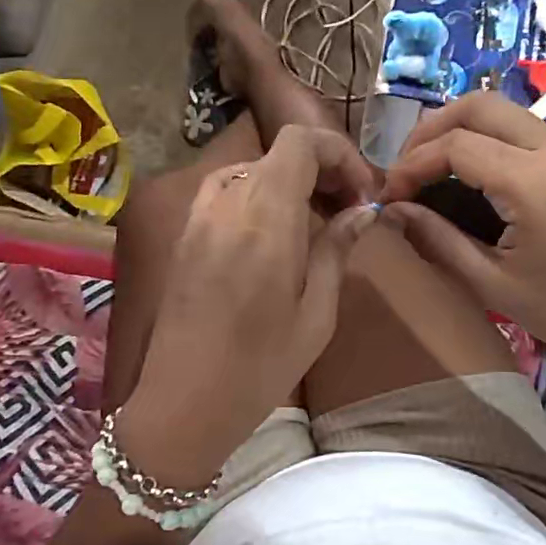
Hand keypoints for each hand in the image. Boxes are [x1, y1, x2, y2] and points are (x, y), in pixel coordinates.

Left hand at [126, 126, 377, 461]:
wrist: (183, 402)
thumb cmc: (261, 366)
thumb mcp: (317, 313)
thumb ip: (337, 250)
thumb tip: (361, 213)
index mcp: (266, 217)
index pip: (300, 142)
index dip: (339, 153)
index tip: (362, 193)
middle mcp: (228, 202)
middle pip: (279, 152)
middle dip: (322, 168)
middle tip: (349, 209)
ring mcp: (200, 215)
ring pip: (253, 168)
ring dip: (291, 181)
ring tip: (315, 221)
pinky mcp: (186, 233)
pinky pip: (228, 191)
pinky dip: (260, 195)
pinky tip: (275, 234)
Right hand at [380, 93, 545, 371]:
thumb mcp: (493, 285)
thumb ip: (438, 239)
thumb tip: (393, 211)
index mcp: (537, 183)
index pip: (457, 145)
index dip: (412, 164)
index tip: (388, 195)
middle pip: (480, 105)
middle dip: (431, 129)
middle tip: (403, 168)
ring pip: (503, 110)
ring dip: (459, 128)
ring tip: (426, 167)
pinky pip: (524, 129)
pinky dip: (487, 137)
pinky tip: (466, 168)